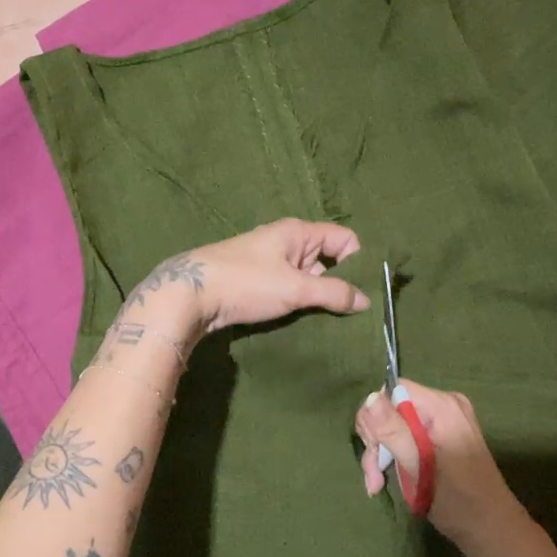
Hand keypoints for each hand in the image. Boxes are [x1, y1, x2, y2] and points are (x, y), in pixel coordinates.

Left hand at [136, 219, 370, 334]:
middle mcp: (286, 243)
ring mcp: (270, 264)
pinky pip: (288, 291)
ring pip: (307, 279)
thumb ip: (333, 292)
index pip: (344, 238)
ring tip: (331, 323)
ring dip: (317, 299)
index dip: (358, 260)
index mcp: (298, 232)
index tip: (363, 290)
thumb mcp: (296, 287)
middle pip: (327, 260)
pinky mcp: (257, 285)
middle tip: (351, 313)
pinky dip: (298, 305)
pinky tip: (304, 323)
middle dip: (339, 284)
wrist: (191, 296)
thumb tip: (365, 300)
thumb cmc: (246, 283)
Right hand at [355, 380, 535, 550]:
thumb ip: (393, 431)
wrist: (490, 528)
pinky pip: (407, 435)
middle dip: (377, 442)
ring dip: (382, 454)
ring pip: (395, 425)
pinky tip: (386, 478)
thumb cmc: (457, 500)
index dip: (375, 419)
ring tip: (377, 484)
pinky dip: (395, 456)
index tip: (374, 452)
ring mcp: (445, 420)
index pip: (392, 391)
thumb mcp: (418, 467)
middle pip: (391, 409)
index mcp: (442, 407)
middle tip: (374, 476)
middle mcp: (445, 406)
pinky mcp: (443, 435)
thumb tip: (369, 398)